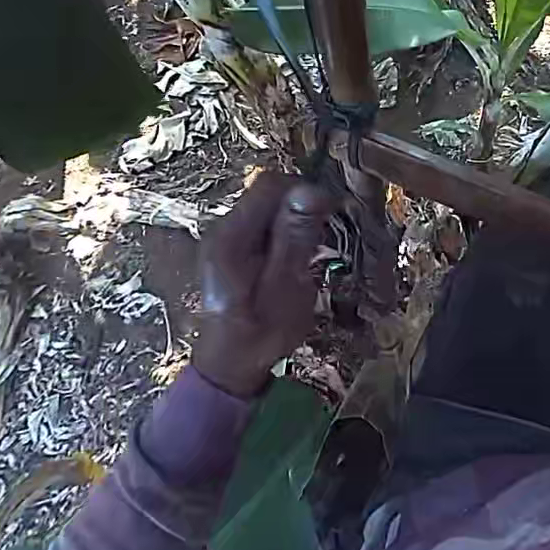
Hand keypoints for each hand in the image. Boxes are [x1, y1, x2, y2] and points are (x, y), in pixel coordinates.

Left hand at [195, 173, 336, 396]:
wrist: (230, 364)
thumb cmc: (261, 333)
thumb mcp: (286, 288)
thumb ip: (296, 237)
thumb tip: (312, 189)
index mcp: (231, 235)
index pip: (270, 185)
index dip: (304, 191)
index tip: (328, 216)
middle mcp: (222, 226)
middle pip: (268, 192)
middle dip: (300, 207)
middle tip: (319, 241)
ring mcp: (223, 234)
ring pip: (268, 205)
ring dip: (294, 220)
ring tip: (308, 252)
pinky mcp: (230, 244)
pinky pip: (263, 222)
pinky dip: (284, 232)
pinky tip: (292, 258)